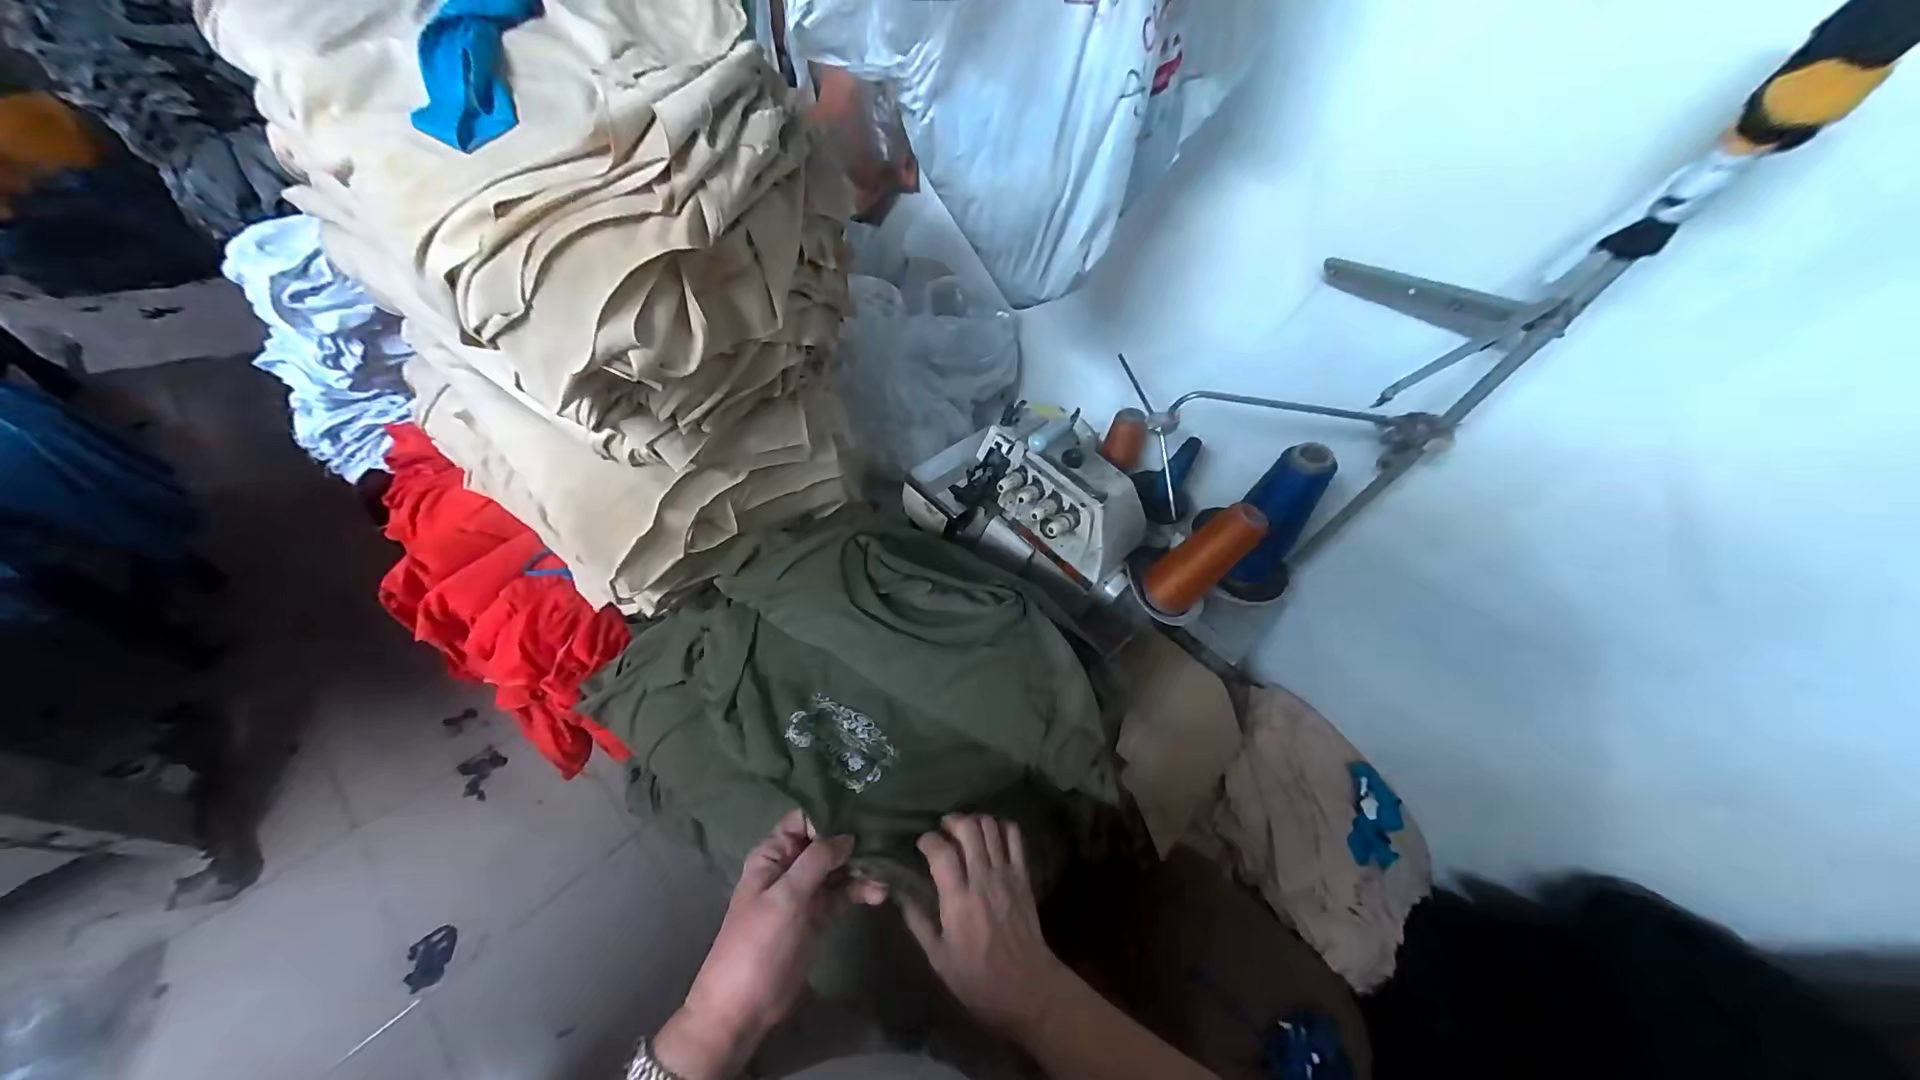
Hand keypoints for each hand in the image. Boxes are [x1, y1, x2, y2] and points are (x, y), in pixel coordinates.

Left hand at [655, 809, 886, 1079]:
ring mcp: (805, 892)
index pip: (804, 819)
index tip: (862, 816)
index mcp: (772, 854)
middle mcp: (790, 866)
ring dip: (861, 868)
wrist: (742, 1008)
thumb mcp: (786, 897)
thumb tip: (848, 835)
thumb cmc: (758, 945)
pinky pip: (843, 893)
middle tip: (884, 843)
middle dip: (854, 841)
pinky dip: (860, 890)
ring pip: (838, 867)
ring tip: (885, 875)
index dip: (831, 816)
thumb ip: (817, 860)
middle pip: (826, 841)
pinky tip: (879, 894)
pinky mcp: (818, 915)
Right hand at [901, 814, 1072, 1037]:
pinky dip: (1002, 826)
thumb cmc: (978, 979)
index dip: (928, 840)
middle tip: (942, 829)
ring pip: (991, 827)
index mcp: (958, 900)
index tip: (921, 843)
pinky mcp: (1023, 876)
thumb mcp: (938, 957)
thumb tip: (898, 893)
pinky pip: (1015, 837)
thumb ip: (917, 920)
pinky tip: (991, 834)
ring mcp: (1006, 874)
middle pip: (969, 829)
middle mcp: (983, 879)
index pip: (941, 852)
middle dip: (952, 821)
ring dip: (975, 820)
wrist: (1028, 988)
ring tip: (965, 829)